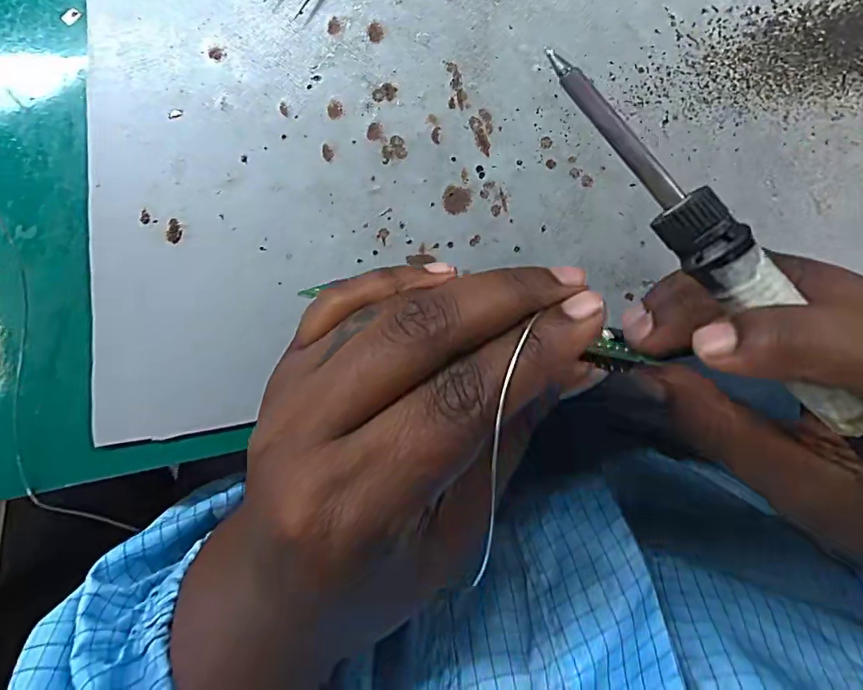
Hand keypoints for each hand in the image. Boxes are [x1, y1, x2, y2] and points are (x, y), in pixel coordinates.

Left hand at [171, 263, 607, 687]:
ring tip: (526, 283)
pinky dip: (397, 278)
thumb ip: (508, 437)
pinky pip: (339, 300)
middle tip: (567, 286)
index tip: (587, 315)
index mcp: (354, 504)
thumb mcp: (456, 534)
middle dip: (505, 300)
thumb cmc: (375, 583)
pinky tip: (446, 274)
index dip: (531, 350)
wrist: (275, 588)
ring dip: (464, 287)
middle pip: (417, 339)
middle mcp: (308, 436)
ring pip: (384, 312)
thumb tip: (572, 363)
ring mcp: (287, 392)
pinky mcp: (283, 366)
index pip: (457, 402)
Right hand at [621, 254, 862, 635]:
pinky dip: (728, 293)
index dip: (791, 336)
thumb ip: (733, 435)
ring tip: (653, 323)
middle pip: (822, 290)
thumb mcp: (815, 501)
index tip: (702, 348)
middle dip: (720, 300)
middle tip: (642, 330)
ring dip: (712, 291)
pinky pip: (787, 279)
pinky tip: (690, 315)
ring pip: (793, 271)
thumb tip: (651, 379)